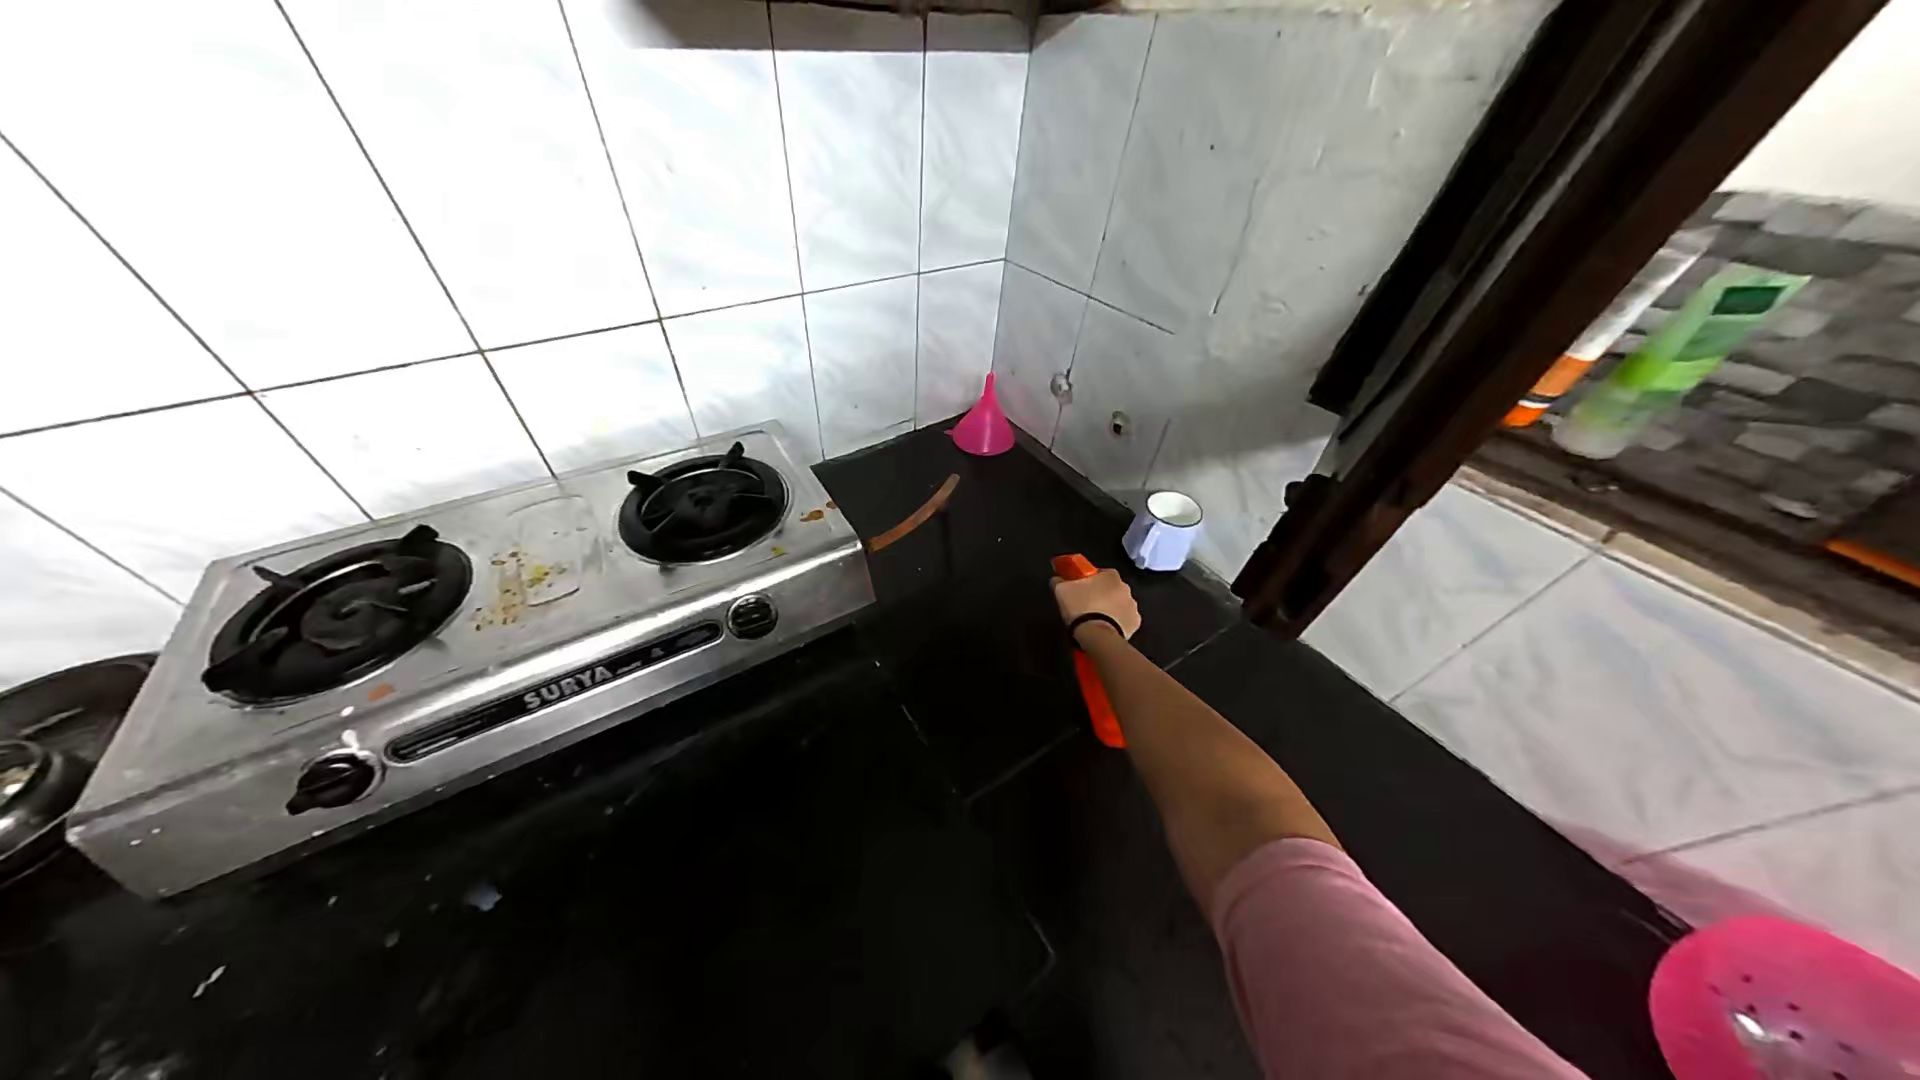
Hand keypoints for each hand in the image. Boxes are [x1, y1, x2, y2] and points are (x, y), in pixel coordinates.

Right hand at [1051, 569, 1140, 642]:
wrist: (1097, 636)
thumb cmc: (1080, 607)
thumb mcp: (1061, 590)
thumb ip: (1059, 581)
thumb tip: (1057, 578)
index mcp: (1111, 576)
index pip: (1101, 573)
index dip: (1091, 579)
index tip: (1081, 588)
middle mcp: (1126, 588)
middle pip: (1112, 588)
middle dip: (1102, 594)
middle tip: (1087, 604)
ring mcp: (1133, 606)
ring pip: (1119, 604)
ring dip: (1110, 608)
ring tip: (1095, 619)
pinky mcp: (1135, 623)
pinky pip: (1124, 620)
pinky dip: (1117, 622)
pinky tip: (1105, 628)